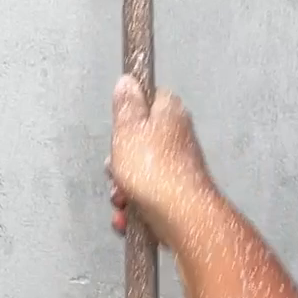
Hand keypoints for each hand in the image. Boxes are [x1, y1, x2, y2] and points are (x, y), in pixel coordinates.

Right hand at [110, 74, 218, 245]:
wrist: (182, 217)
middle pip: (138, 141)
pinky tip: (127, 217)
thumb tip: (128, 80)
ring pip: (138, 173)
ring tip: (121, 199)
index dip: (129, 112)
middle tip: (115, 170)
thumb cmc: (152, 169)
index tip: (118, 127)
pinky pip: (146, 196)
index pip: (150, 99)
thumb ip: (126, 104)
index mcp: (170, 114)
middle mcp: (178, 138)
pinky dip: (133, 207)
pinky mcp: (175, 195)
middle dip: (119, 161)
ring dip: (122, 188)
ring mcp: (177, 168)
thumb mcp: (128, 129)